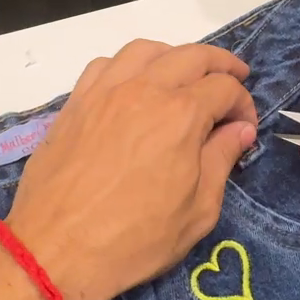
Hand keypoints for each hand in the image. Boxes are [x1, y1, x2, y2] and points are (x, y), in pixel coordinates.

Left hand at [4, 40, 257, 299]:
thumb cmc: (133, 239)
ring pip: (147, 50)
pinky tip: (134, 85)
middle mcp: (145, 89)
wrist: (54, 250)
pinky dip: (129, 65)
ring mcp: (106, 91)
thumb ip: (222, 160)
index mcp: (181, 114)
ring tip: (185, 74)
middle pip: (192, 55)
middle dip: (221, 65)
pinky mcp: (77, 101)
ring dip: (174, 56)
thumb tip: (240, 129)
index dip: (243, 103)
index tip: (245, 127)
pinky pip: (107, 64)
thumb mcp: (197, 211)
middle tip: (233, 80)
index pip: (225, 87)